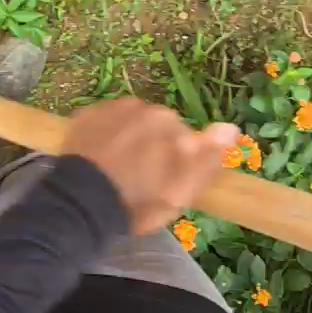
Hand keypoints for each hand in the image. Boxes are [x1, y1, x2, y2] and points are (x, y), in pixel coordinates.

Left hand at [61, 98, 239, 234]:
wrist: (81, 201)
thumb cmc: (137, 204)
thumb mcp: (180, 193)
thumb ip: (207, 159)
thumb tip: (230, 128)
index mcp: (177, 129)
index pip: (188, 140)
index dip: (179, 160)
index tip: (163, 179)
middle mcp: (151, 111)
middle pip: (161, 127)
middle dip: (154, 146)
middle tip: (139, 175)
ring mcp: (118, 108)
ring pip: (134, 121)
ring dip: (130, 137)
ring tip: (116, 166)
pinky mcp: (91, 112)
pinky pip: (107, 119)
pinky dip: (107, 133)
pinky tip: (100, 154)